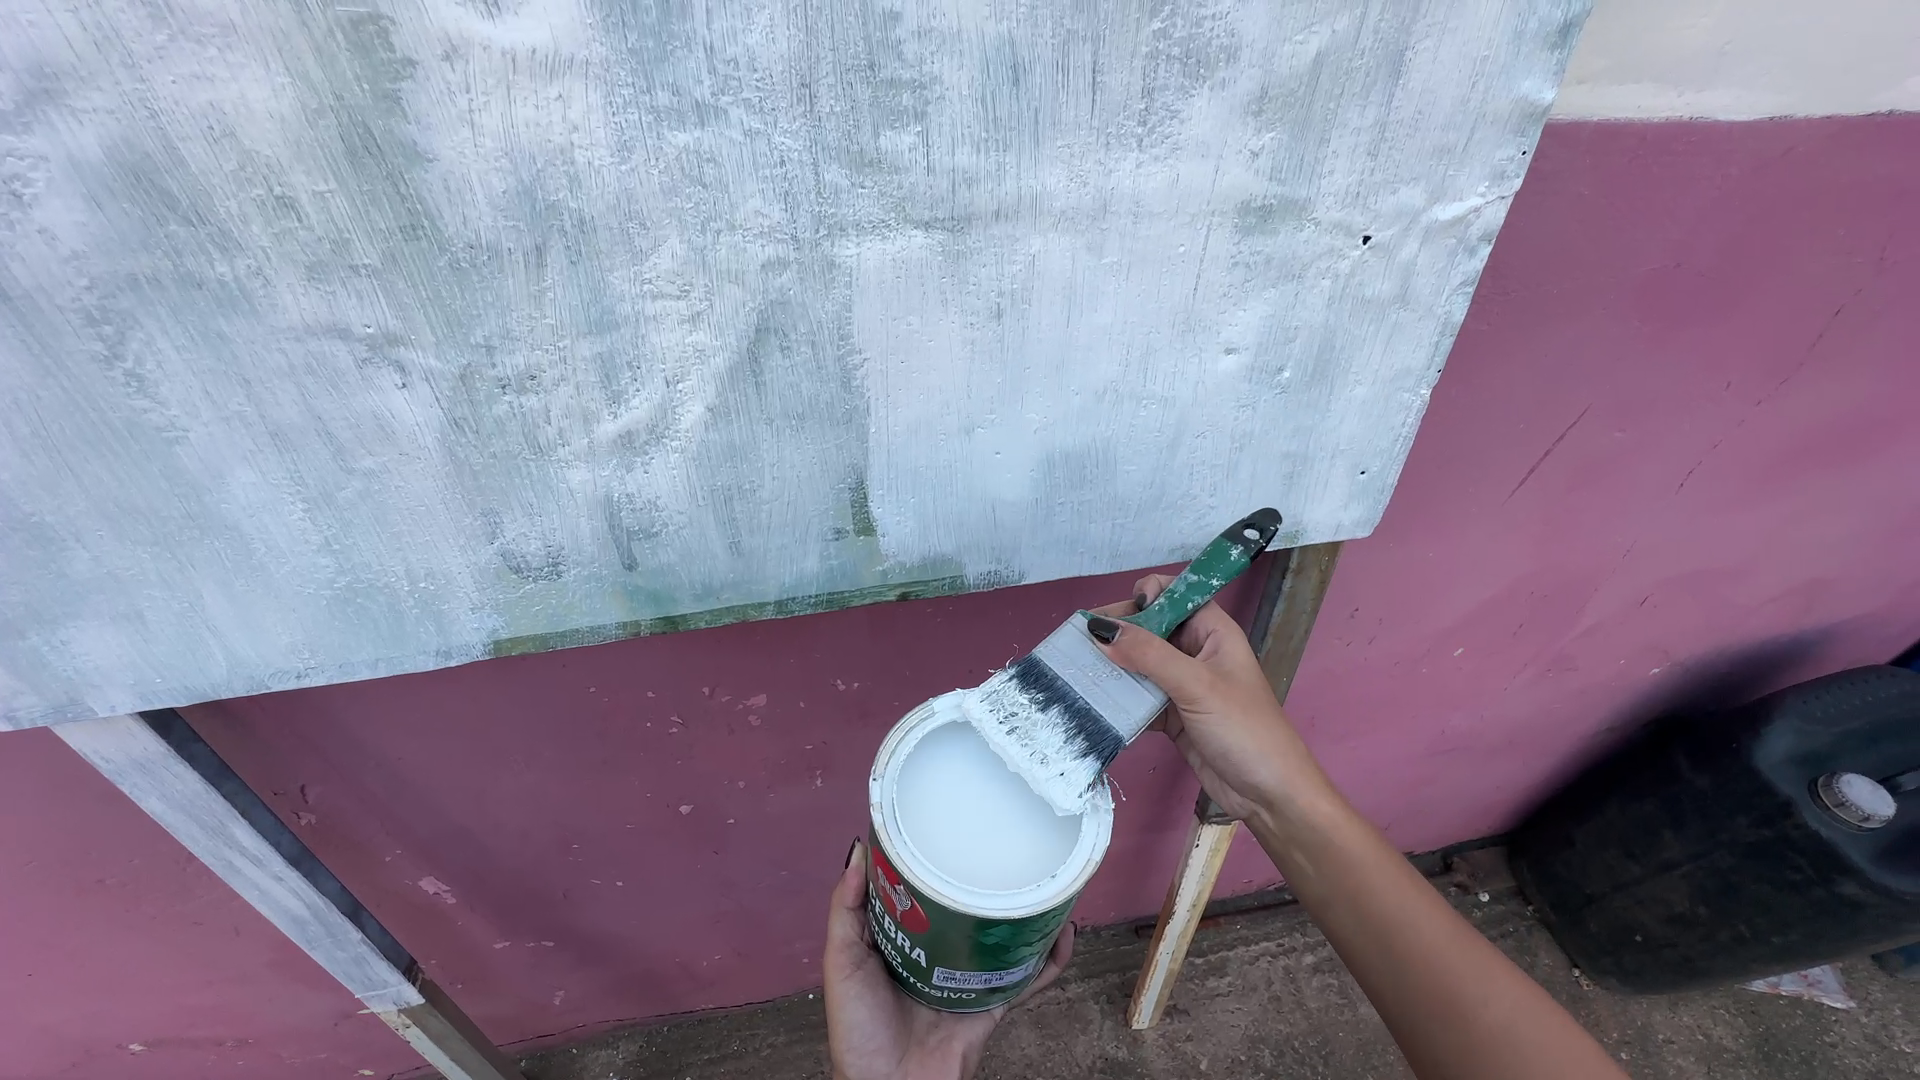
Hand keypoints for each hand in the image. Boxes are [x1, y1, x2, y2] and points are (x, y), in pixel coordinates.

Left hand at [823, 839, 1073, 1079]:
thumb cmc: (859, 1028)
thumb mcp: (842, 961)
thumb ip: (846, 909)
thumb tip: (858, 849)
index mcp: (905, 936)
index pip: (924, 887)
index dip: (937, 858)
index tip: (950, 821)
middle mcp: (940, 949)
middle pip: (971, 906)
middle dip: (990, 877)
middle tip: (1007, 843)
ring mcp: (970, 974)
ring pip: (1005, 934)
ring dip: (1027, 909)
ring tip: (1045, 878)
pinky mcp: (993, 1001)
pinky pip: (1027, 977)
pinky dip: (1049, 958)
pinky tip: (1063, 931)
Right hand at [1087, 574, 1330, 822]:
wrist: (1269, 796)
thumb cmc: (1244, 729)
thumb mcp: (1196, 685)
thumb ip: (1148, 654)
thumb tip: (1099, 629)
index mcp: (1212, 631)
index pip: (1174, 594)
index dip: (1144, 596)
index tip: (1114, 617)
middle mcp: (1195, 652)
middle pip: (1149, 628)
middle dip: (1117, 632)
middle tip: (1078, 641)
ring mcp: (1182, 685)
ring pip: (1139, 664)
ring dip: (1112, 665)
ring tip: (1074, 668)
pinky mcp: (1171, 715)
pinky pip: (1138, 697)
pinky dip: (1118, 698)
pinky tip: (1092, 700)